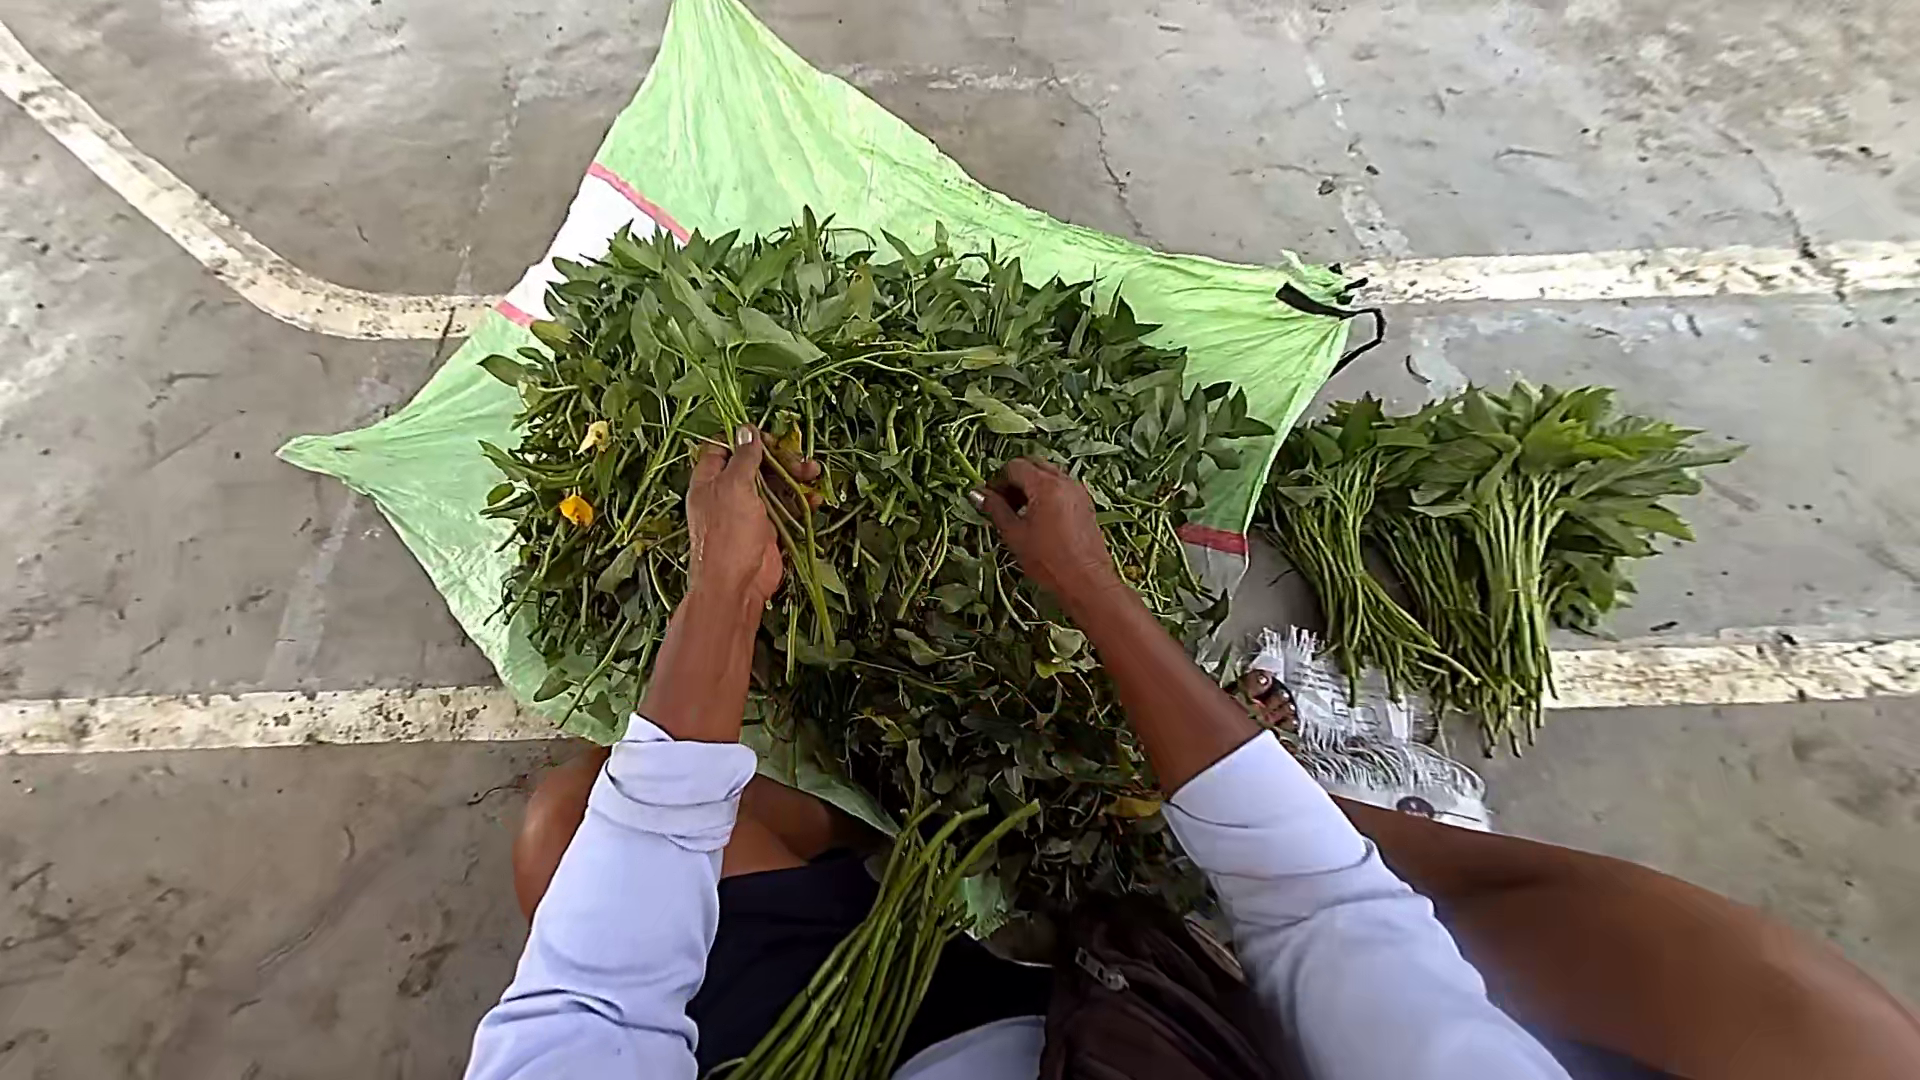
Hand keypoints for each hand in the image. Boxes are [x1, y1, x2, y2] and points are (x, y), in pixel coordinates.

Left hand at [686, 425, 816, 608]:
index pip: (724, 448)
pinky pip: (787, 508)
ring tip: (814, 473)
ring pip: (775, 485)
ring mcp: (750, 511)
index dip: (745, 439)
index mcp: (710, 480)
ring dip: (795, 477)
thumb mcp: (734, 488)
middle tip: (800, 460)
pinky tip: (814, 500)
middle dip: (780, 459)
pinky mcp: (770, 528)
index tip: (768, 439)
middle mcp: (729, 493)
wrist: (737, 584)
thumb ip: (743, 458)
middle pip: (756, 465)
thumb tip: (746, 429)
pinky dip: (801, 502)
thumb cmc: (728, 534)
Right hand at [973, 458, 1125, 611]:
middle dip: (1014, 479)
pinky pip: (1061, 486)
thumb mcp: (1014, 534)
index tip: (990, 499)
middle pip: (1033, 464)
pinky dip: (1046, 493)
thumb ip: (995, 508)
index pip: (1015, 466)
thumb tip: (976, 494)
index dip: (997, 480)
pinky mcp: (1085, 504)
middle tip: (1003, 502)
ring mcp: (1078, 491)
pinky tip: (1037, 518)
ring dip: (1030, 485)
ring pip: (1048, 474)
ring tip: (1018, 512)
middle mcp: (1065, 481)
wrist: (1086, 581)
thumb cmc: (1047, 560)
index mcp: (1045, 485)